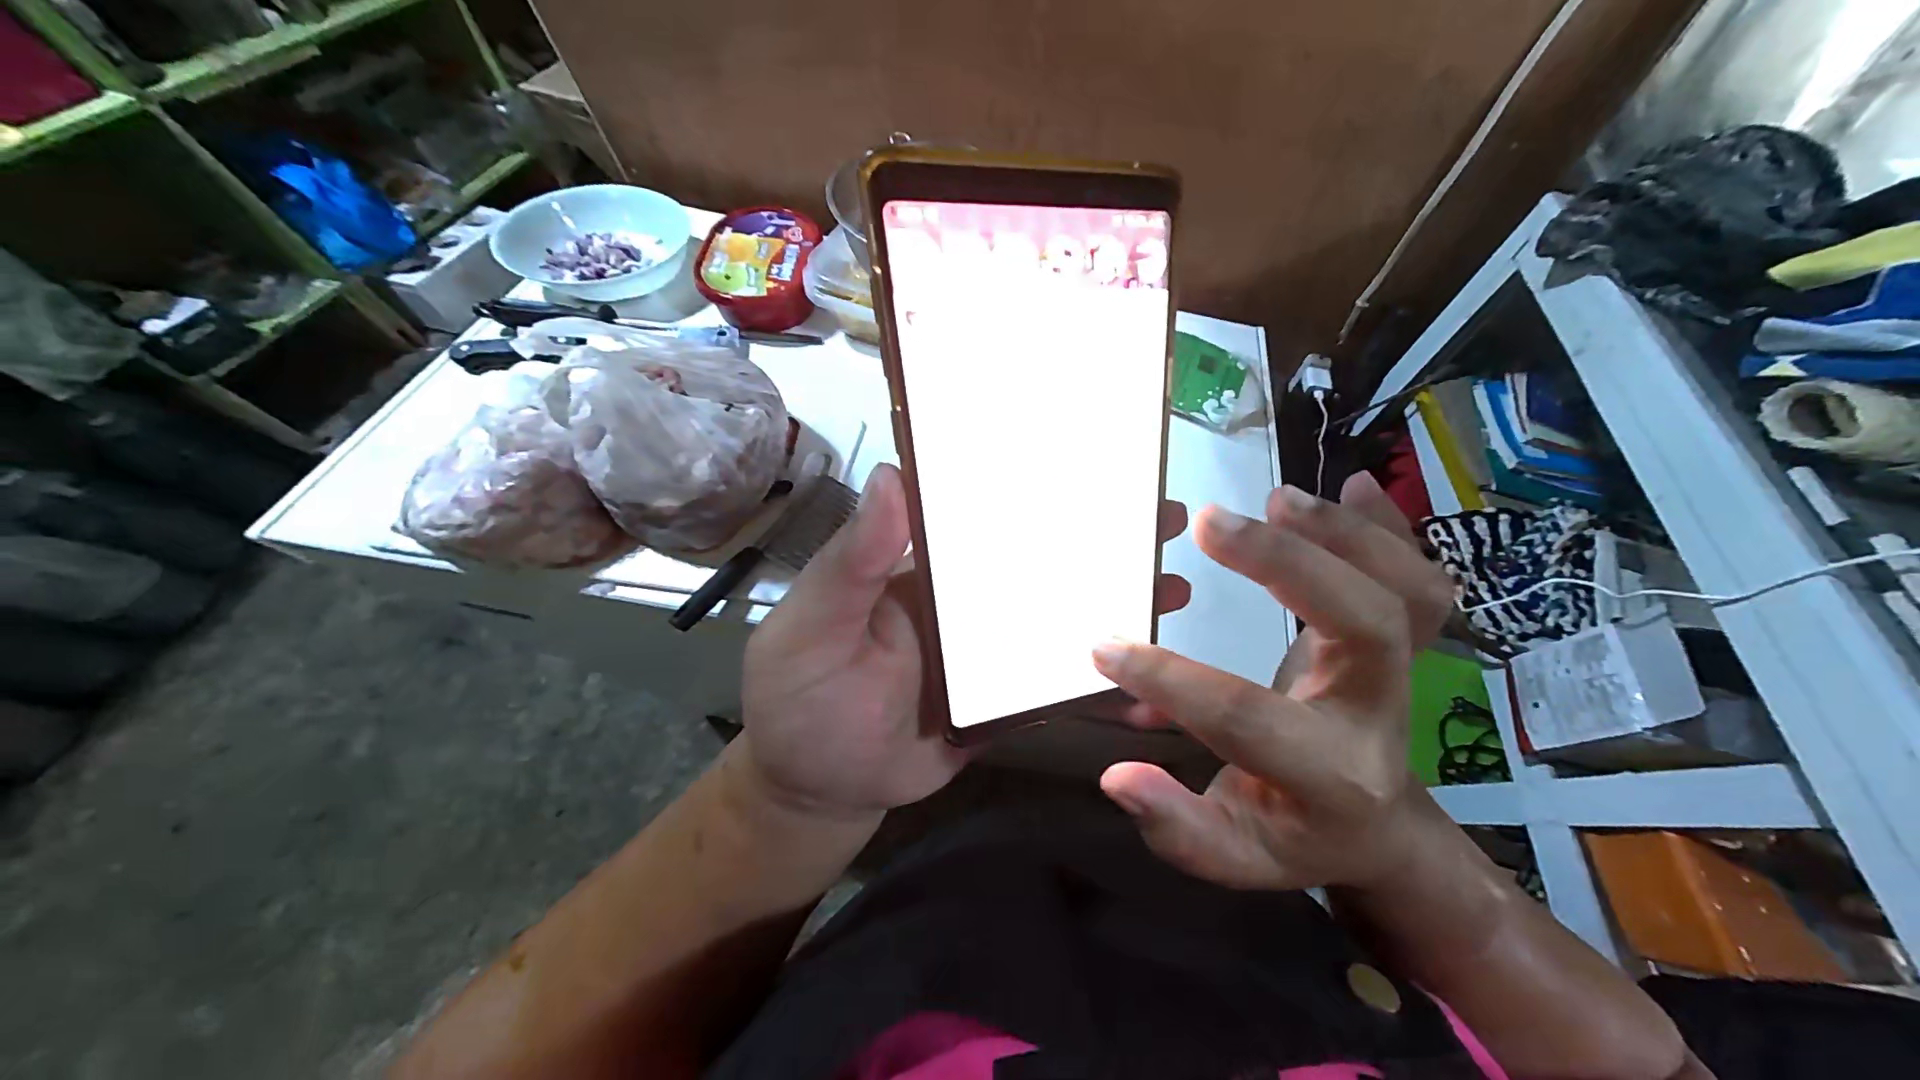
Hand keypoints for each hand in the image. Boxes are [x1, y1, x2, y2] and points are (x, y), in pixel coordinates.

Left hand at [739, 464, 1193, 821]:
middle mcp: (968, 606)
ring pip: (1064, 626)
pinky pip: (1060, 695)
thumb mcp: (814, 624)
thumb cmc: (798, 695)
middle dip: (1103, 545)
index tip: (1100, 467)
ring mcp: (992, 659)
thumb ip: (854, 561)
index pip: (989, 516)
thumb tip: (894, 475)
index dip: (1042, 490)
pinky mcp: (1006, 709)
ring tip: (1176, 593)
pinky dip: (1102, 695)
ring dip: (1117, 611)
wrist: (814, 788)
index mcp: (928, 570)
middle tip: (1167, 522)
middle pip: (1044, 566)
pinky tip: (1150, 697)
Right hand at [1093, 475, 1455, 891]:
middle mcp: (1377, 715)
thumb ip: (1177, 826)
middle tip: (1210, 522)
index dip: (1171, 680)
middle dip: (1289, 566)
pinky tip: (1352, 484)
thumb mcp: (1231, 851)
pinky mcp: (1406, 641)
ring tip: (1277, 498)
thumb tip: (1118, 777)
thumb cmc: (1293, 833)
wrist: (1375, 825)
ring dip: (1345, 534)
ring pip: (1408, 593)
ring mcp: (1402, 672)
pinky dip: (1389, 527)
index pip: (1246, 716)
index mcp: (1329, 775)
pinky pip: (1419, 578)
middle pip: (1366, 626)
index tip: (1107, 646)